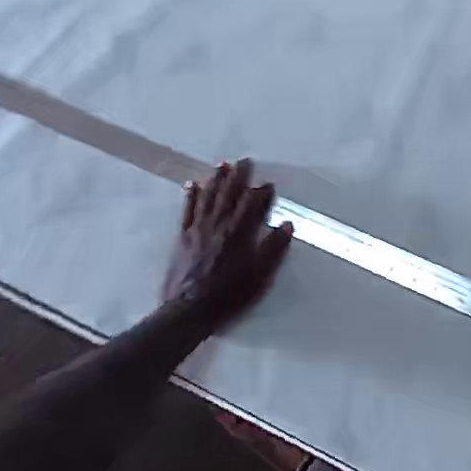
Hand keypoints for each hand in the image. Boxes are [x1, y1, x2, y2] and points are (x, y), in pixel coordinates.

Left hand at [163, 159, 293, 332]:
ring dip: (216, 179)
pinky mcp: (183, 236)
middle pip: (230, 193)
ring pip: (209, 196)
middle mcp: (219, 224)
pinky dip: (191, 195)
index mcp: (239, 232)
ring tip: (222, 164)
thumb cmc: (228, 295)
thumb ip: (273, 249)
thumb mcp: (260, 276)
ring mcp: (199, 228)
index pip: (252, 204)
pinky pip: (188, 209)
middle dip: (238, 176)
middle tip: (244, 160)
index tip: (269, 183)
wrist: (188, 310)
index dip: (261, 192)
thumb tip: (287, 225)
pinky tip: (192, 184)